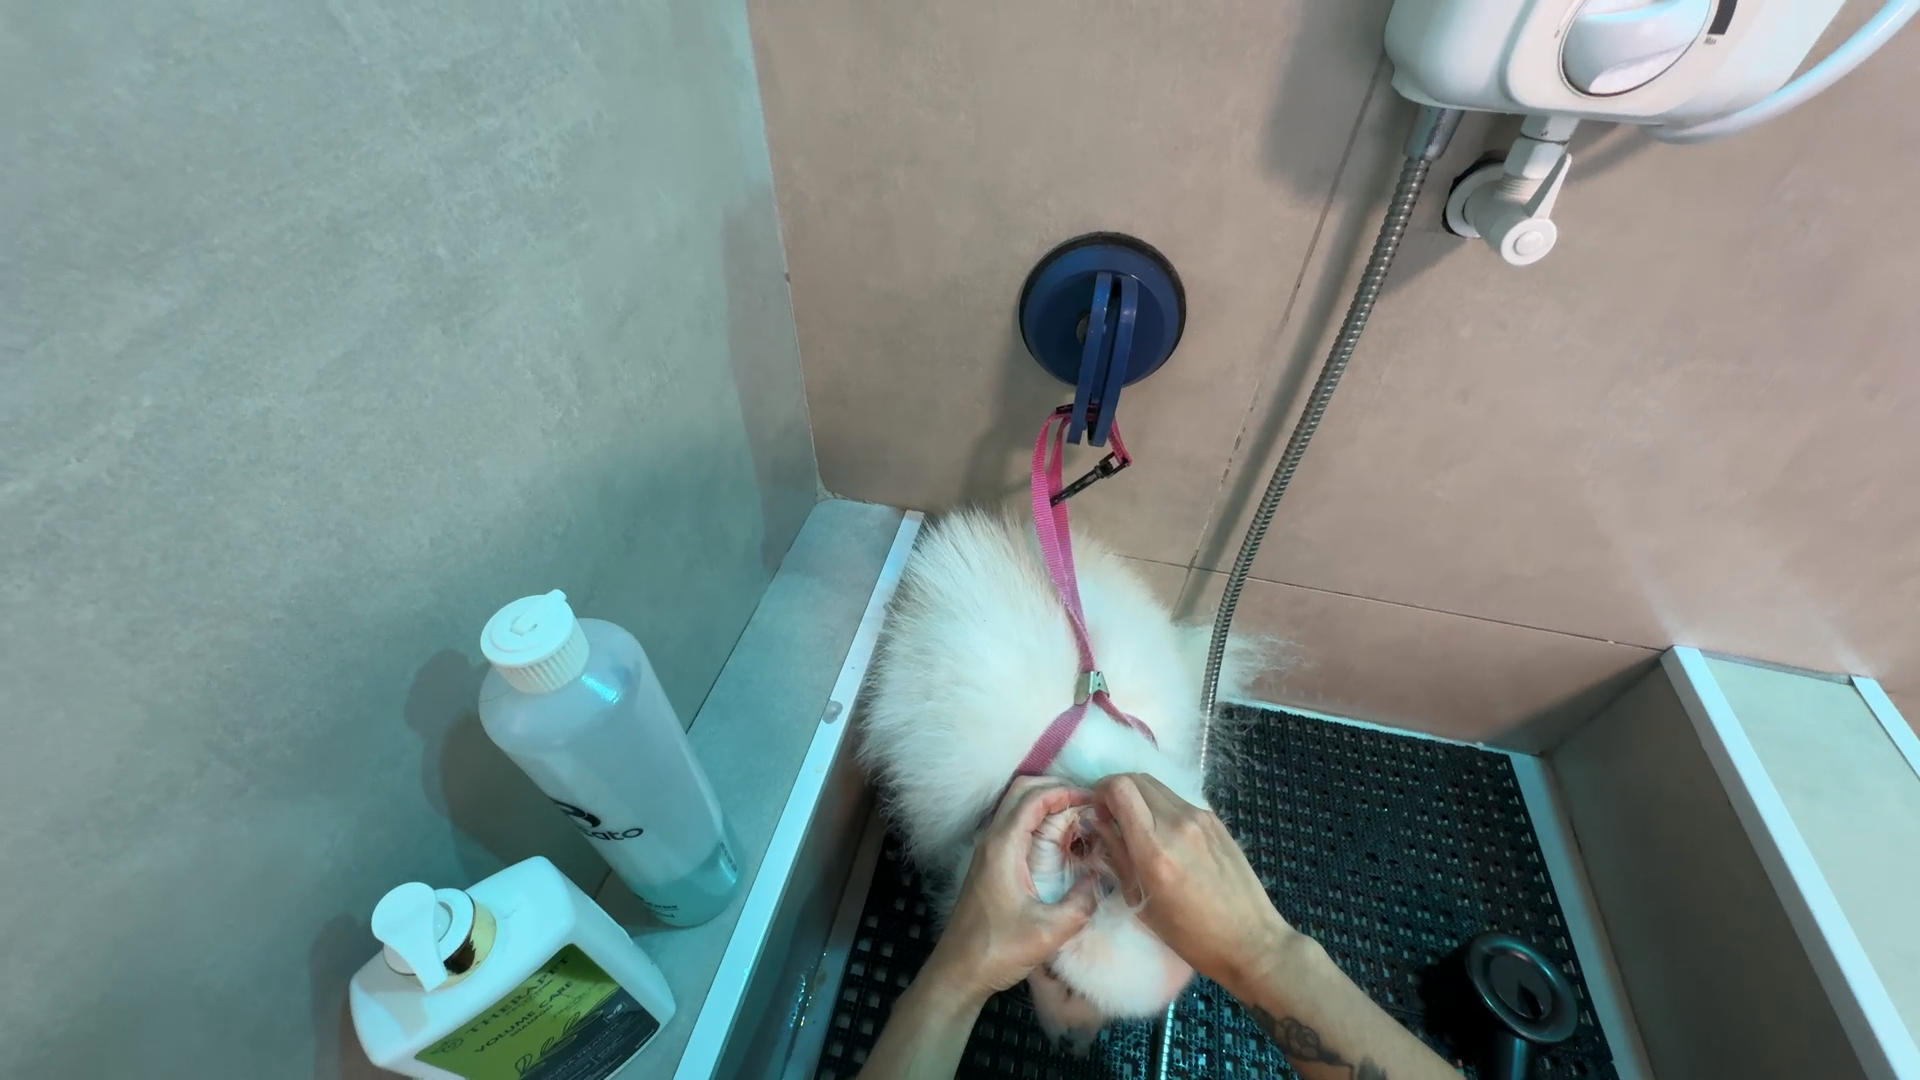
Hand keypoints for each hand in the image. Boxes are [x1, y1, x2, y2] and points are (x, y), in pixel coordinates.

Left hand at [920, 777, 1099, 1002]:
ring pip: (1014, 804)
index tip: (1092, 798)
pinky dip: (1035, 817)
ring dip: (1043, 800)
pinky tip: (1056, 836)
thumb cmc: (998, 949)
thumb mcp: (1047, 932)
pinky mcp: (989, 860)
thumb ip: (1080, 905)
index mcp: (1003, 845)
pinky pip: (1013, 822)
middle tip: (1086, 801)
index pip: (1033, 798)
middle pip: (1020, 790)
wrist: (958, 970)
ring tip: (1076, 814)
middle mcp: (992, 838)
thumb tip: (1102, 880)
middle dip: (1054, 787)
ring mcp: (988, 848)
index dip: (1064, 791)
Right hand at [1091, 773, 1298, 995]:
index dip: (1101, 791)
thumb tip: (1098, 822)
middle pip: (1135, 778)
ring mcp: (1200, 817)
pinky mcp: (1215, 819)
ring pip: (1156, 785)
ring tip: (1139, 825)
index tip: (1099, 812)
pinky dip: (1161, 806)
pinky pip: (1177, 799)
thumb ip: (1117, 854)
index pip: (1120, 788)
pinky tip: (1166, 835)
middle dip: (1116, 790)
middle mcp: (1177, 823)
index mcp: (1154, 849)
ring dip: (1139, 796)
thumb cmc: (1191, 934)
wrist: (1252, 942)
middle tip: (1113, 816)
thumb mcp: (1142, 902)